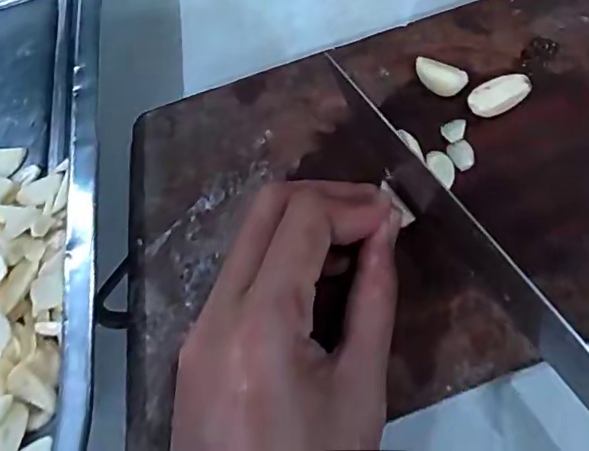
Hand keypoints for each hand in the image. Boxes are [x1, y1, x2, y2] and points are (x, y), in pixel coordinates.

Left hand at [171, 181, 400, 450]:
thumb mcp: (360, 393)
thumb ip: (375, 299)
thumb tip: (386, 230)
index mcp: (257, 325)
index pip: (302, 219)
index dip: (352, 204)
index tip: (392, 214)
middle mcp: (215, 313)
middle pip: (266, 208)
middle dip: (325, 196)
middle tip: (373, 211)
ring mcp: (198, 327)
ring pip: (250, 233)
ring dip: (304, 220)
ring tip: (355, 236)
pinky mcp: (196, 343)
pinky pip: (240, 270)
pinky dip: (283, 252)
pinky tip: (320, 271)